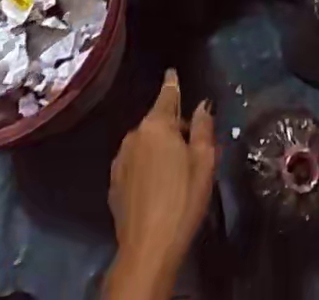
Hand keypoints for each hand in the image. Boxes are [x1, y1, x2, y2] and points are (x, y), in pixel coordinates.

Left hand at [106, 69, 216, 299]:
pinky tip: (160, 184)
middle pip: (158, 122)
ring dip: (161, 147)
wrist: (148, 248)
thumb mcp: (204, 160)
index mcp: (156, 126)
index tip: (171, 72)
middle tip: (197, 145)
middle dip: (175, 126)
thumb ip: (203, 127)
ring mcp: (120, 161)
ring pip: (146, 143)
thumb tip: (202, 105)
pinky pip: (136, 163)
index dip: (173, 83)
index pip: (167, 95)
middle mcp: (134, 136)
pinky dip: (148, 165)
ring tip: (180, 168)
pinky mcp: (114, 184)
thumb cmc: (183, 197)